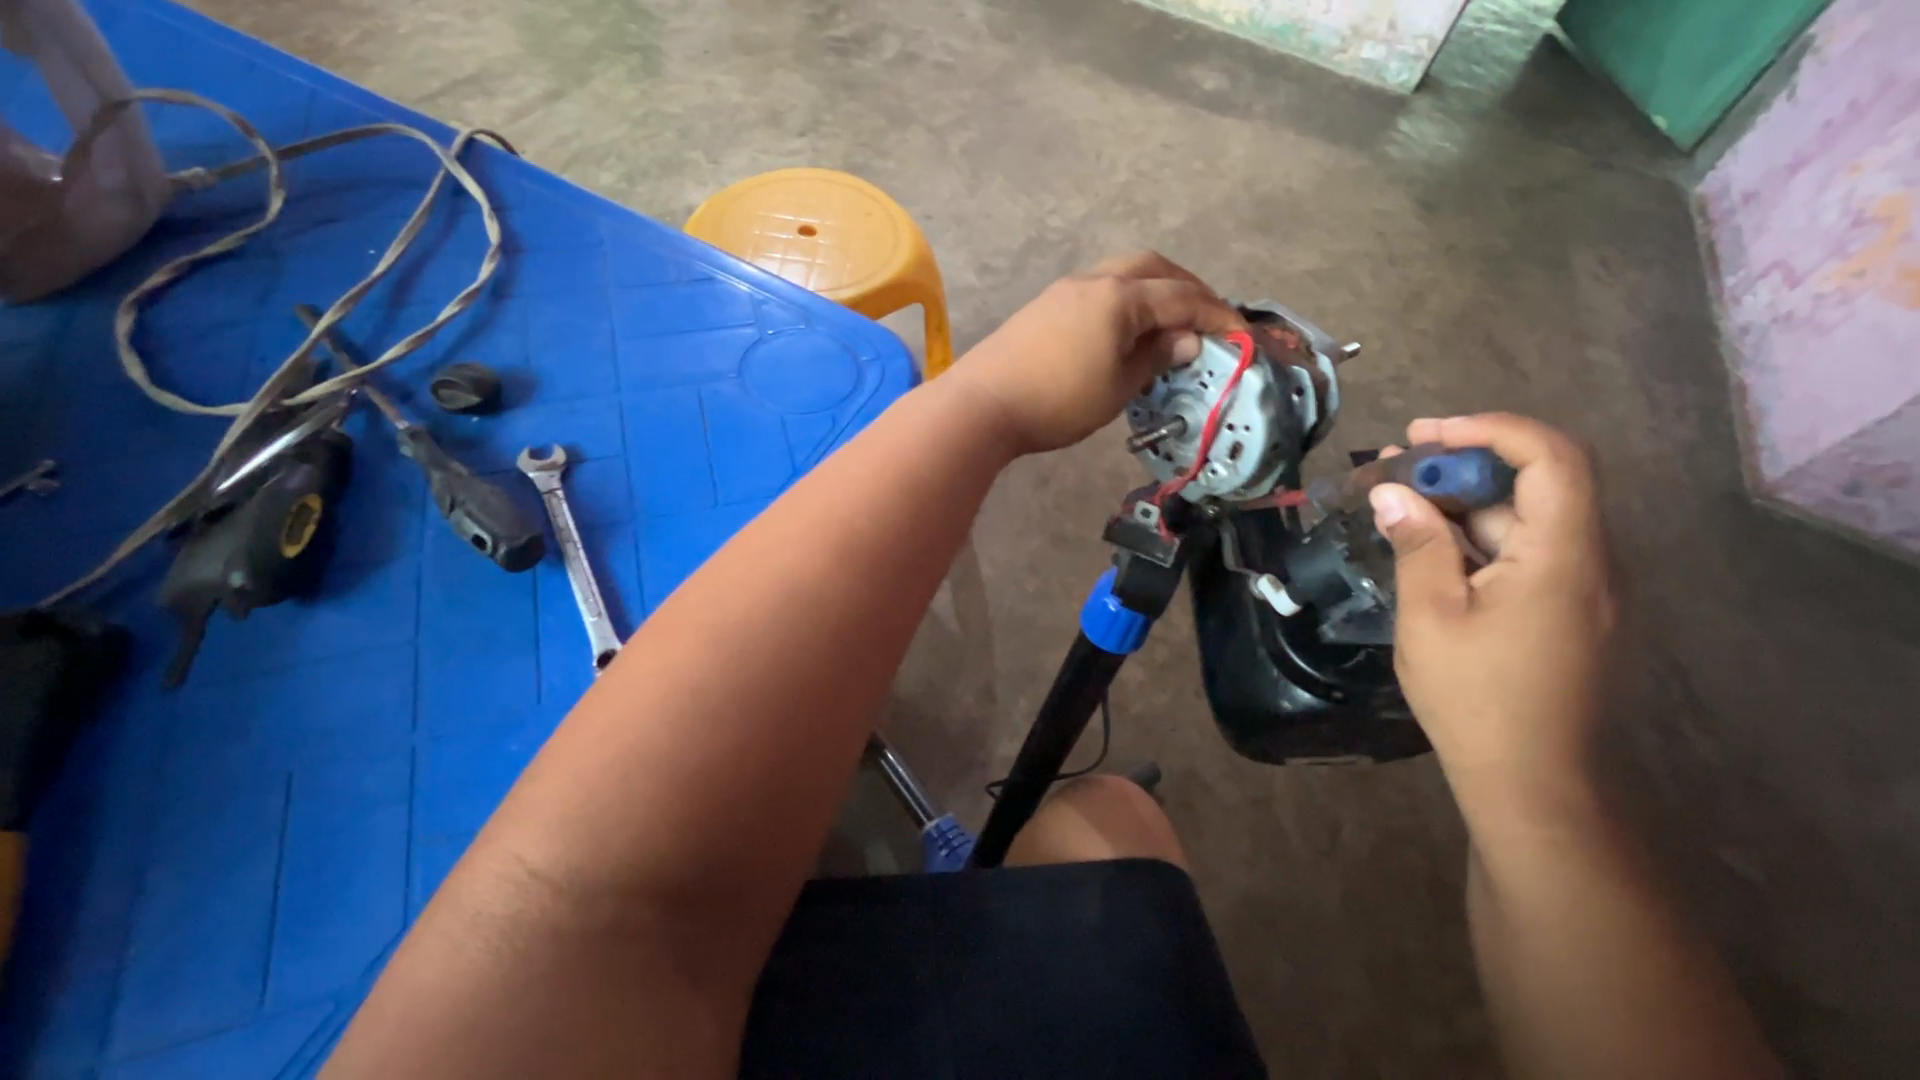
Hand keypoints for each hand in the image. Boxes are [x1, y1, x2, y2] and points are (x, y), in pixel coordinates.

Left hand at [947, 252, 1245, 453]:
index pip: (1182, 297)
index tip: (1240, 335)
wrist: (982, 404)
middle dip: (1186, 287)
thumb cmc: (1058, 402)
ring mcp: (1065, 289)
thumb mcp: (1118, 388)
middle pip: (1153, 268)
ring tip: (1169, 322)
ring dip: (1153, 289)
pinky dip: (1126, 298)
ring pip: (1122, 272)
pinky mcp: (1045, 305)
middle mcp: (1095, 280)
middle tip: (1205, 316)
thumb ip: (1155, 358)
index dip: (1216, 314)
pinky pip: (1099, 288)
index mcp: (1120, 298)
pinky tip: (1127, 327)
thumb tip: (1188, 339)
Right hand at [1369, 414, 1614, 816]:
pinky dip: (1479, 535)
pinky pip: (1528, 551)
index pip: (1550, 456)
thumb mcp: (1432, 615)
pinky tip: (1429, 544)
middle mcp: (1588, 560)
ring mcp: (1581, 588)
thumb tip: (1392, 495)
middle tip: (1399, 463)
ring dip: (1468, 500)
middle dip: (1467, 462)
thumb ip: (1417, 545)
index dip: (1489, 430)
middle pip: (1541, 480)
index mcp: (1564, 555)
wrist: (1531, 779)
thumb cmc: (1476, 696)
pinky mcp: (1566, 611)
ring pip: (1530, 517)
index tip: (1424, 436)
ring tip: (1400, 499)